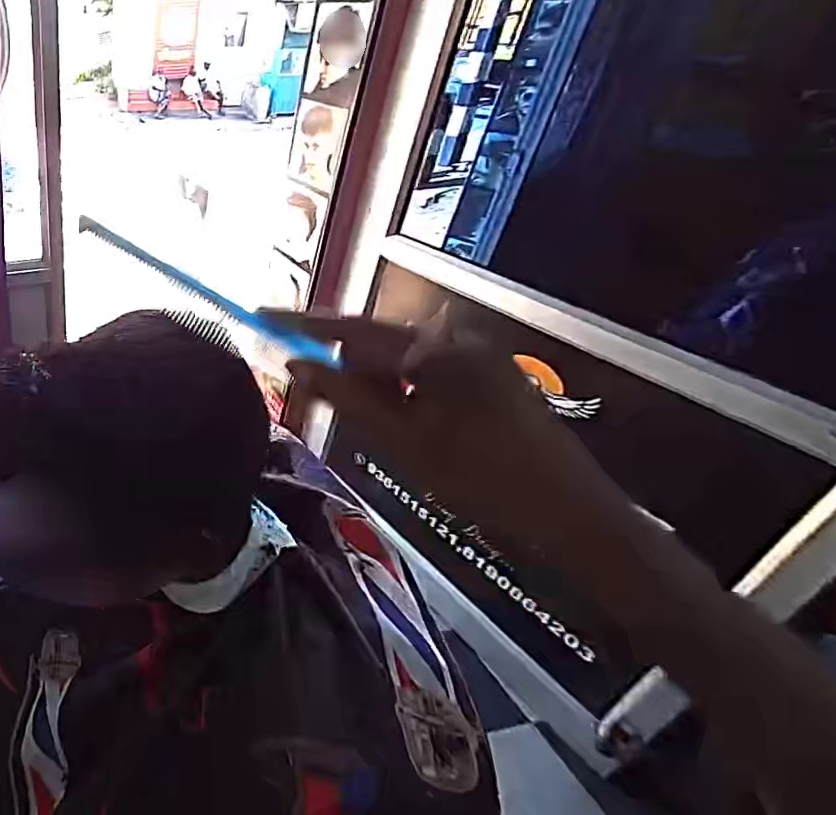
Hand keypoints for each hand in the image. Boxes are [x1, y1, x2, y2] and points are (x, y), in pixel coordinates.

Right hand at [273, 313, 642, 562]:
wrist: (577, 519)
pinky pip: (420, 371)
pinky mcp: (482, 372)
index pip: (349, 330)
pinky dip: (398, 391)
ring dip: (371, 386)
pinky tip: (400, 422)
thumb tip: (295, 365)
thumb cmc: (485, 481)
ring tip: (372, 427)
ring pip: (395, 359)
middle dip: (341, 369)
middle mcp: (454, 338)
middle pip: (372, 342)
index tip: (259, 317)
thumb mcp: (402, 442)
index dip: (299, 326)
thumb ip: (344, 396)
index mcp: (435, 349)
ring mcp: (472, 353)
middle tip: (312, 403)